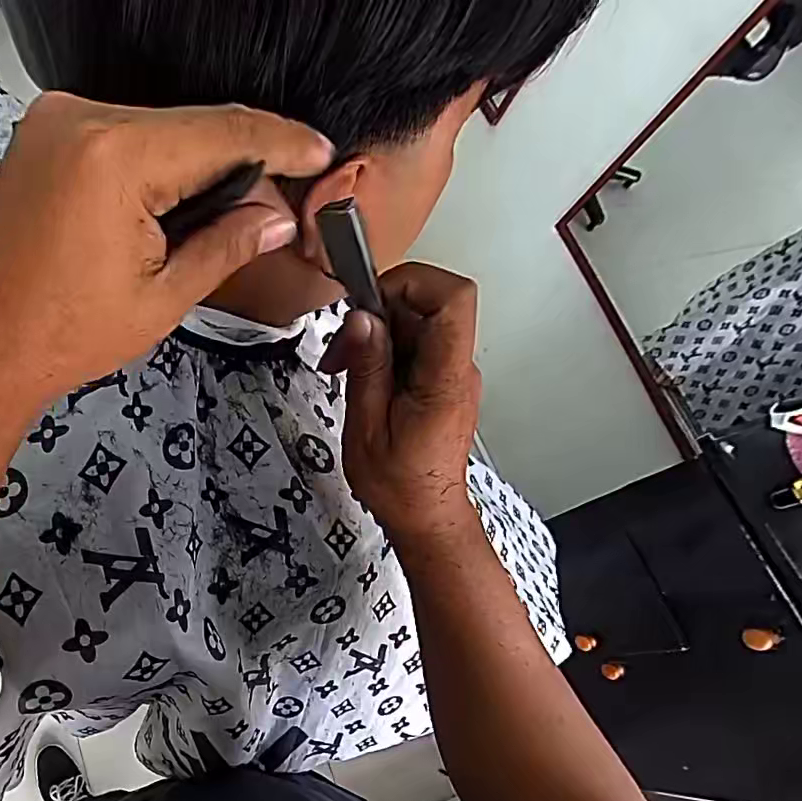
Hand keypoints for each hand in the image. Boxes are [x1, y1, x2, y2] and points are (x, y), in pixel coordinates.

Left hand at [0, 92, 331, 410]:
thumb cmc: (59, 335)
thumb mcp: (162, 299)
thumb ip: (226, 246)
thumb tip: (272, 219)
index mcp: (113, 157)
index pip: (224, 131)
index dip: (281, 143)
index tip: (316, 153)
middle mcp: (78, 122)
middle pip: (191, 126)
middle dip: (241, 165)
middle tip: (272, 209)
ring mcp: (53, 126)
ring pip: (157, 132)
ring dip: (197, 169)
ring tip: (222, 220)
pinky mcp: (43, 141)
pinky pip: (119, 140)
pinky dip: (156, 167)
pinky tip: (171, 208)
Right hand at [320, 263, 484, 545]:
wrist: (425, 515)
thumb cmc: (399, 485)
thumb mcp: (366, 428)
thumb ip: (367, 368)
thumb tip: (362, 319)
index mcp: (444, 380)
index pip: (452, 298)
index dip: (410, 284)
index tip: (371, 302)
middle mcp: (458, 371)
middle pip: (428, 307)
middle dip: (378, 316)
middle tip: (343, 348)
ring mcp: (453, 376)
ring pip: (419, 327)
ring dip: (377, 338)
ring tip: (347, 369)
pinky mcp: (443, 384)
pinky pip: (417, 350)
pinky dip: (386, 355)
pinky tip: (364, 381)